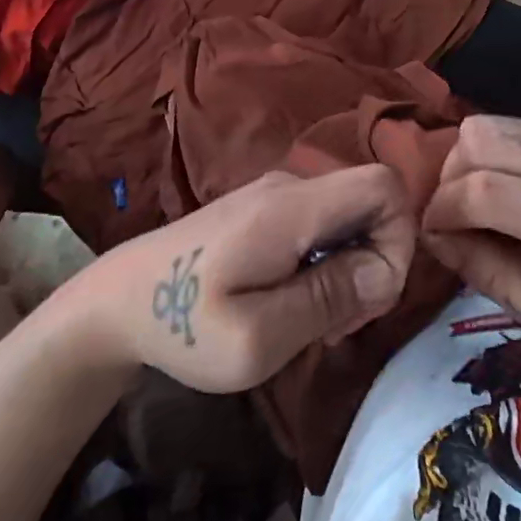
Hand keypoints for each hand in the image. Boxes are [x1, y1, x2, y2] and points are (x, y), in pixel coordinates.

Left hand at [70, 165, 415, 392]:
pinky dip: (323, 266)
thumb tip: (387, 269)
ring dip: (347, 273)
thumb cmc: (184, 324)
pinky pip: (319, 227)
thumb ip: (328, 299)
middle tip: (336, 324)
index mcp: (290, 207)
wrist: (120, 300)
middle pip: (369, 205)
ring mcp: (272, 196)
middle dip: (373, 266)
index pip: (384, 185)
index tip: (367, 300)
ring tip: (308, 324)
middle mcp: (286, 187)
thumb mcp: (258, 335)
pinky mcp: (262, 212)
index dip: (399, 240)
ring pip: (346, 220)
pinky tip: (291, 304)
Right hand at [420, 116, 520, 354]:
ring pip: (481, 127)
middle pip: (476, 143)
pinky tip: (500, 186)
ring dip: (462, 163)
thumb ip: (491, 277)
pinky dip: (484, 154)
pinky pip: (499, 125)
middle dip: (448, 179)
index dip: (444, 210)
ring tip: (475, 201)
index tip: (434, 233)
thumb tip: (433, 236)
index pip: (485, 193)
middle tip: (454, 216)